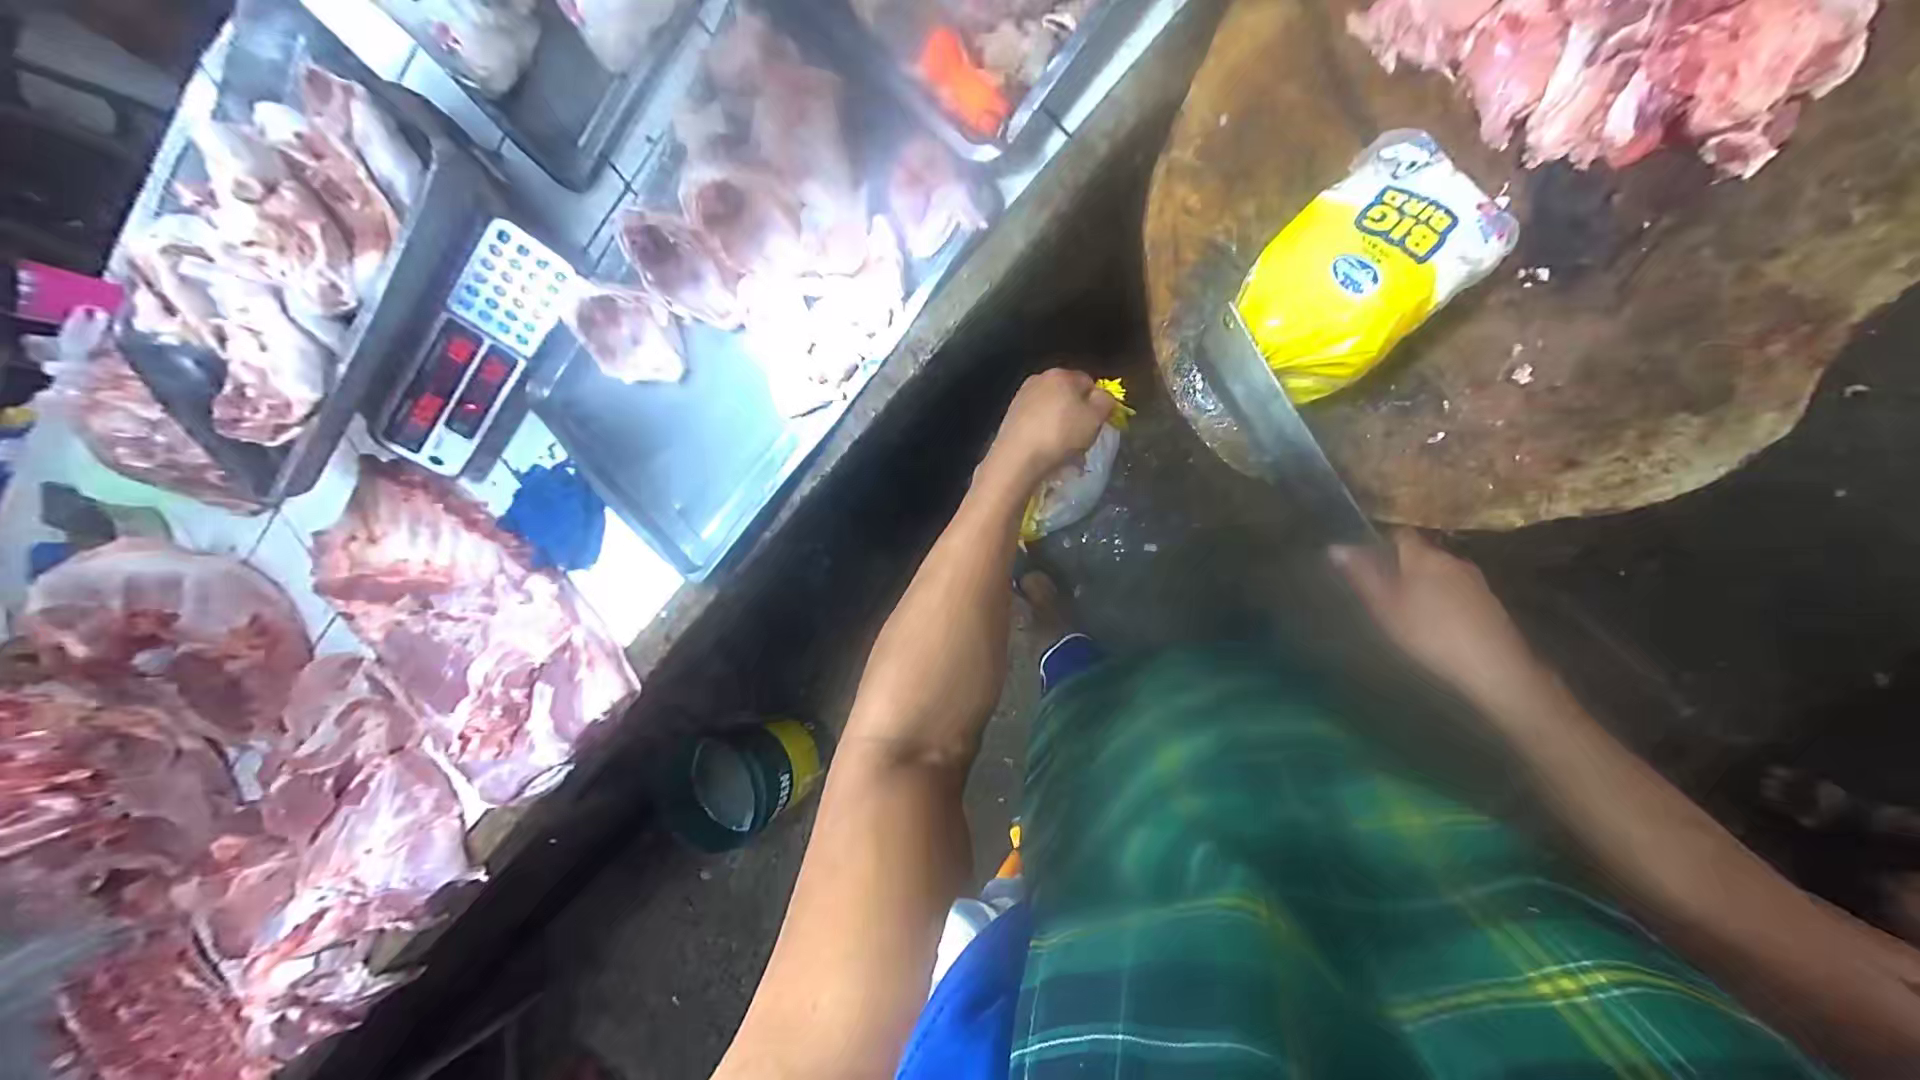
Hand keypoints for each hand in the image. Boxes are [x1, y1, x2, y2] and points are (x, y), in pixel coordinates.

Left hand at [984, 369, 1117, 489]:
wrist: (1017, 460)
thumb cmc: (1061, 435)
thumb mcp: (1096, 417)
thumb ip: (1106, 401)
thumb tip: (1102, 397)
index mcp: (1061, 374)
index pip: (1088, 383)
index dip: (1098, 404)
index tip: (1099, 424)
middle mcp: (1038, 380)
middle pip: (1068, 398)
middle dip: (1078, 418)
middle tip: (1084, 441)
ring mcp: (1021, 399)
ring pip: (1052, 413)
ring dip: (1062, 430)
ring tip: (1066, 454)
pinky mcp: (1010, 419)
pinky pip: (1037, 425)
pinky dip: (1045, 437)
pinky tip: (1048, 454)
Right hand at [1332, 530, 1550, 709]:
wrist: (1492, 664)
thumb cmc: (1428, 631)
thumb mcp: (1384, 606)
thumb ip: (1361, 575)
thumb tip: (1336, 548)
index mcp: (1422, 556)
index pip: (1400, 533)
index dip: (1382, 541)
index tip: (1368, 558)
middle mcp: (1450, 558)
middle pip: (1420, 552)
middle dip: (1401, 564)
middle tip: (1383, 588)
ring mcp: (1473, 578)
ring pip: (1438, 569)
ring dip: (1422, 580)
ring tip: (1408, 606)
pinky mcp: (1488, 598)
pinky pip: (1455, 585)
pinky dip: (1441, 594)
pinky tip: (1435, 618)